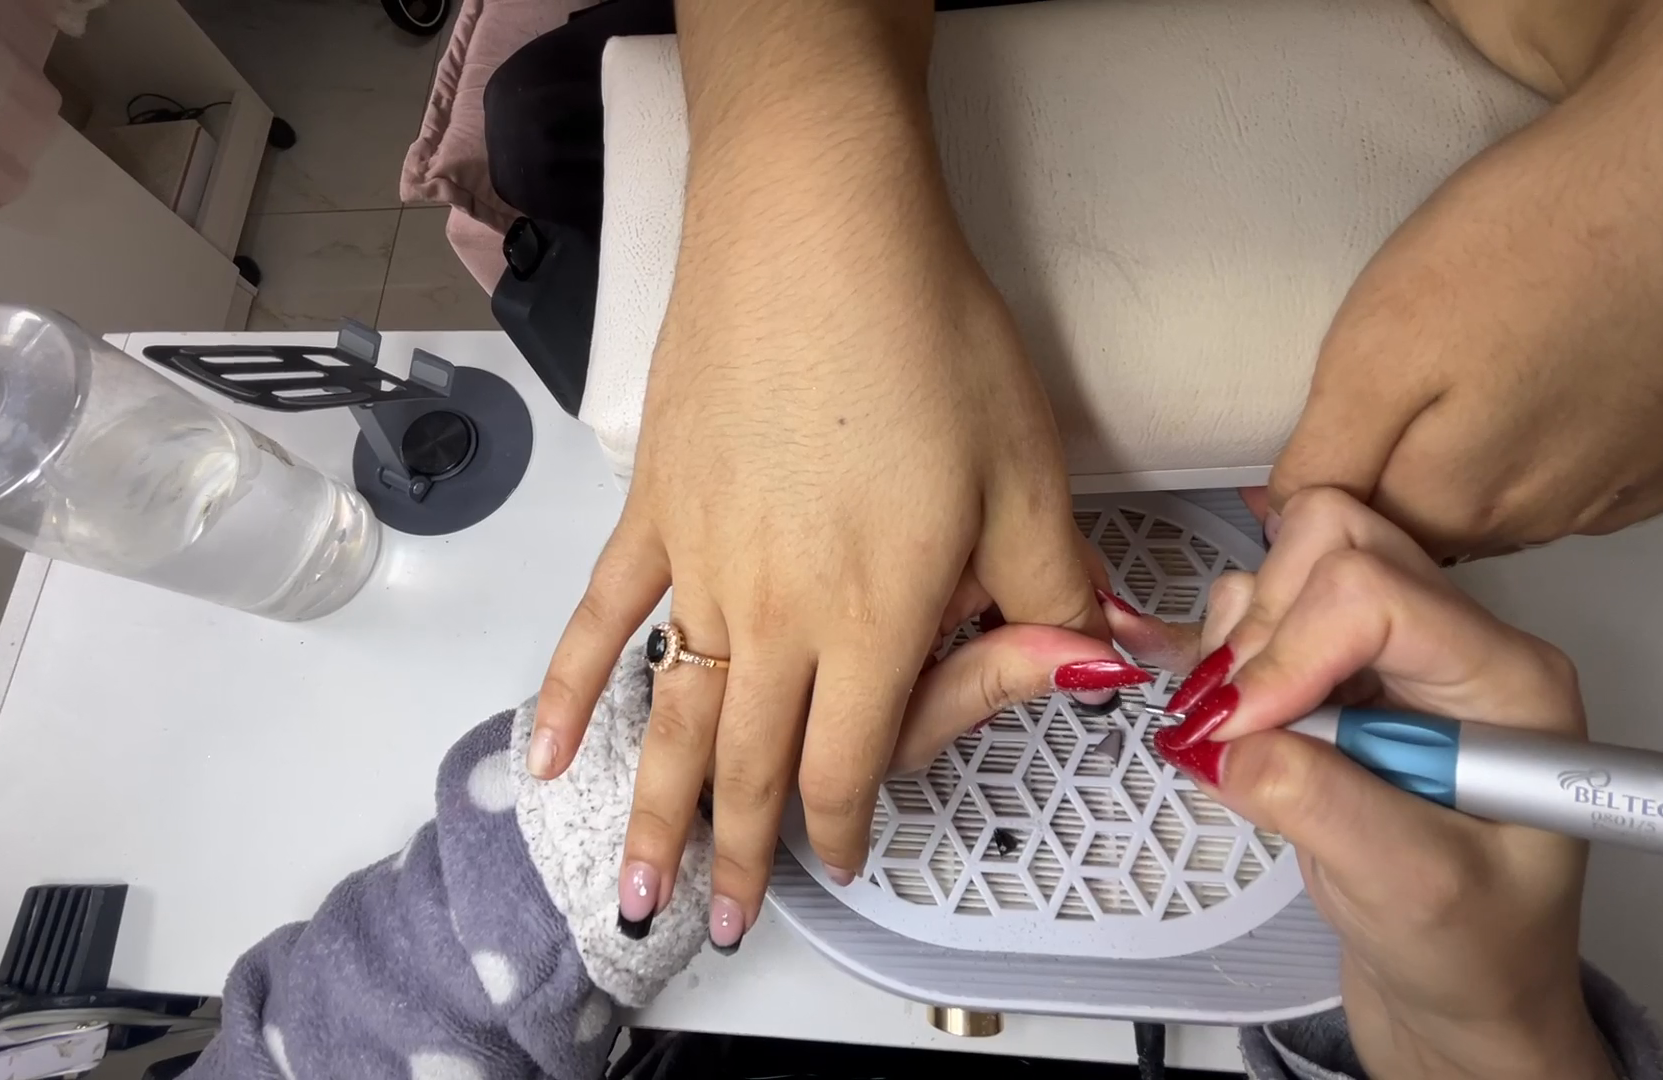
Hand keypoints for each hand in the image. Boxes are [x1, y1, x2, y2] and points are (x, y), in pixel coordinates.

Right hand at [530, 0, 1128, 952]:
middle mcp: (779, 615)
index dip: (853, 821)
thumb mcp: (1025, 471)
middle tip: (725, 920)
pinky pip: (604, 618)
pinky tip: (542, 757)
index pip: (860, 761)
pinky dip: (573, 692)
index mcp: (877, 617)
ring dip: (659, 811)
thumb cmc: (930, 345)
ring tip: (638, 891)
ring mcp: (702, 569)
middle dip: (749, 851)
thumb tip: (1120, 663)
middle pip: (759, 761)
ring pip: (681, 715)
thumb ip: (1061, 587)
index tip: (846, 856)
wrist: (814, 235)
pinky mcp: (653, 515)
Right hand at [1148, 489, 1614, 1079]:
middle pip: (1329, 538)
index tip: (1240, 728)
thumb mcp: (1410, 884)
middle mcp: (1438, 636)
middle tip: (1233, 710)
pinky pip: (1242, 608)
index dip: (1287, 652)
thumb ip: (1312, 800)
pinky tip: (1171, 666)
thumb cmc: (1465, 933)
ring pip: (1276, 565)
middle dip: (1259, 623)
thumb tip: (1213, 738)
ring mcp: (1371, 643)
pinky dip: (1196, 638)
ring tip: (1226, 722)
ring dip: (1229, 639)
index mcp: (1497, 674)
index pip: (1372, 593)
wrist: (1450, 961)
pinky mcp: (1314, 660)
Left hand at [1265, 0, 1662, 561]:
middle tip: (1393, 393)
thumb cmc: (1525, 247)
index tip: (1324, 434)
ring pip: (1500, 502)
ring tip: (1468, 380)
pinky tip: (1542, 383)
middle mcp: (1549, 519)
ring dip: (1466, 462)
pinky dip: (1544, 442)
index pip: (1358, 536)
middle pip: (1427, 525)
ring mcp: (1629, 486)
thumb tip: (1281, 517)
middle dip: (1389, 478)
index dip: (1324, 491)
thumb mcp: (1369, 359)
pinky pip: (1578, 474)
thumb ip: (1324, 458)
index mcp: (1457, 506)